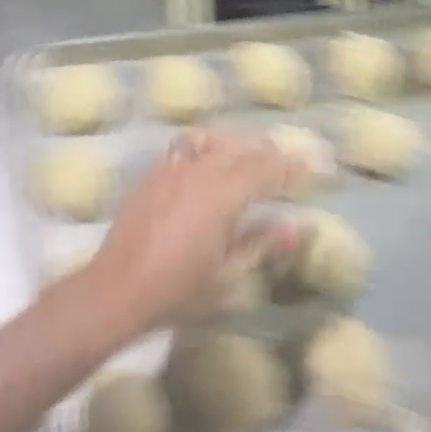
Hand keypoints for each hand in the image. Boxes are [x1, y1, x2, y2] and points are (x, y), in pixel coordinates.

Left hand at [84, 128, 293, 332]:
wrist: (116, 289)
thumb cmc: (177, 290)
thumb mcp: (227, 274)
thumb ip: (261, 244)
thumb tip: (294, 227)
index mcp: (223, 195)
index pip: (268, 170)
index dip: (293, 169)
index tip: (314, 171)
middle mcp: (199, 172)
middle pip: (242, 149)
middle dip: (269, 154)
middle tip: (288, 164)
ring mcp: (171, 170)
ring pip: (211, 142)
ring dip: (236, 146)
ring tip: (249, 157)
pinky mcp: (151, 177)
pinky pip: (183, 149)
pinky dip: (204, 149)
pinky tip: (206, 165)